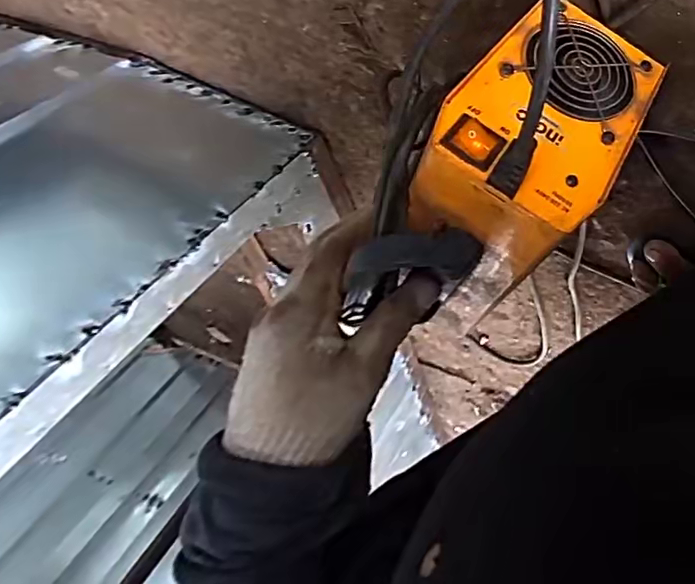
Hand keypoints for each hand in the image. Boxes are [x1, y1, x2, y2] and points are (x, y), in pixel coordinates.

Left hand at [223, 208, 436, 465]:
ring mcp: (272, 329)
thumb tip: (427, 279)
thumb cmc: (316, 423)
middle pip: (320, 258)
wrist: (266, 482)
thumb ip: (395, 317)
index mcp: (298, 308)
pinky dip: (337, 288)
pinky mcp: (273, 347)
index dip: (362, 223)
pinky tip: (362, 300)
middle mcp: (279, 310)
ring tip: (389, 263)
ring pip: (314, 280)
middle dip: (359, 240)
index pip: (331, 246)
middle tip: (400, 233)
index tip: (395, 211)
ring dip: (349, 265)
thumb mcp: (365, 368)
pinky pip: (308, 301)